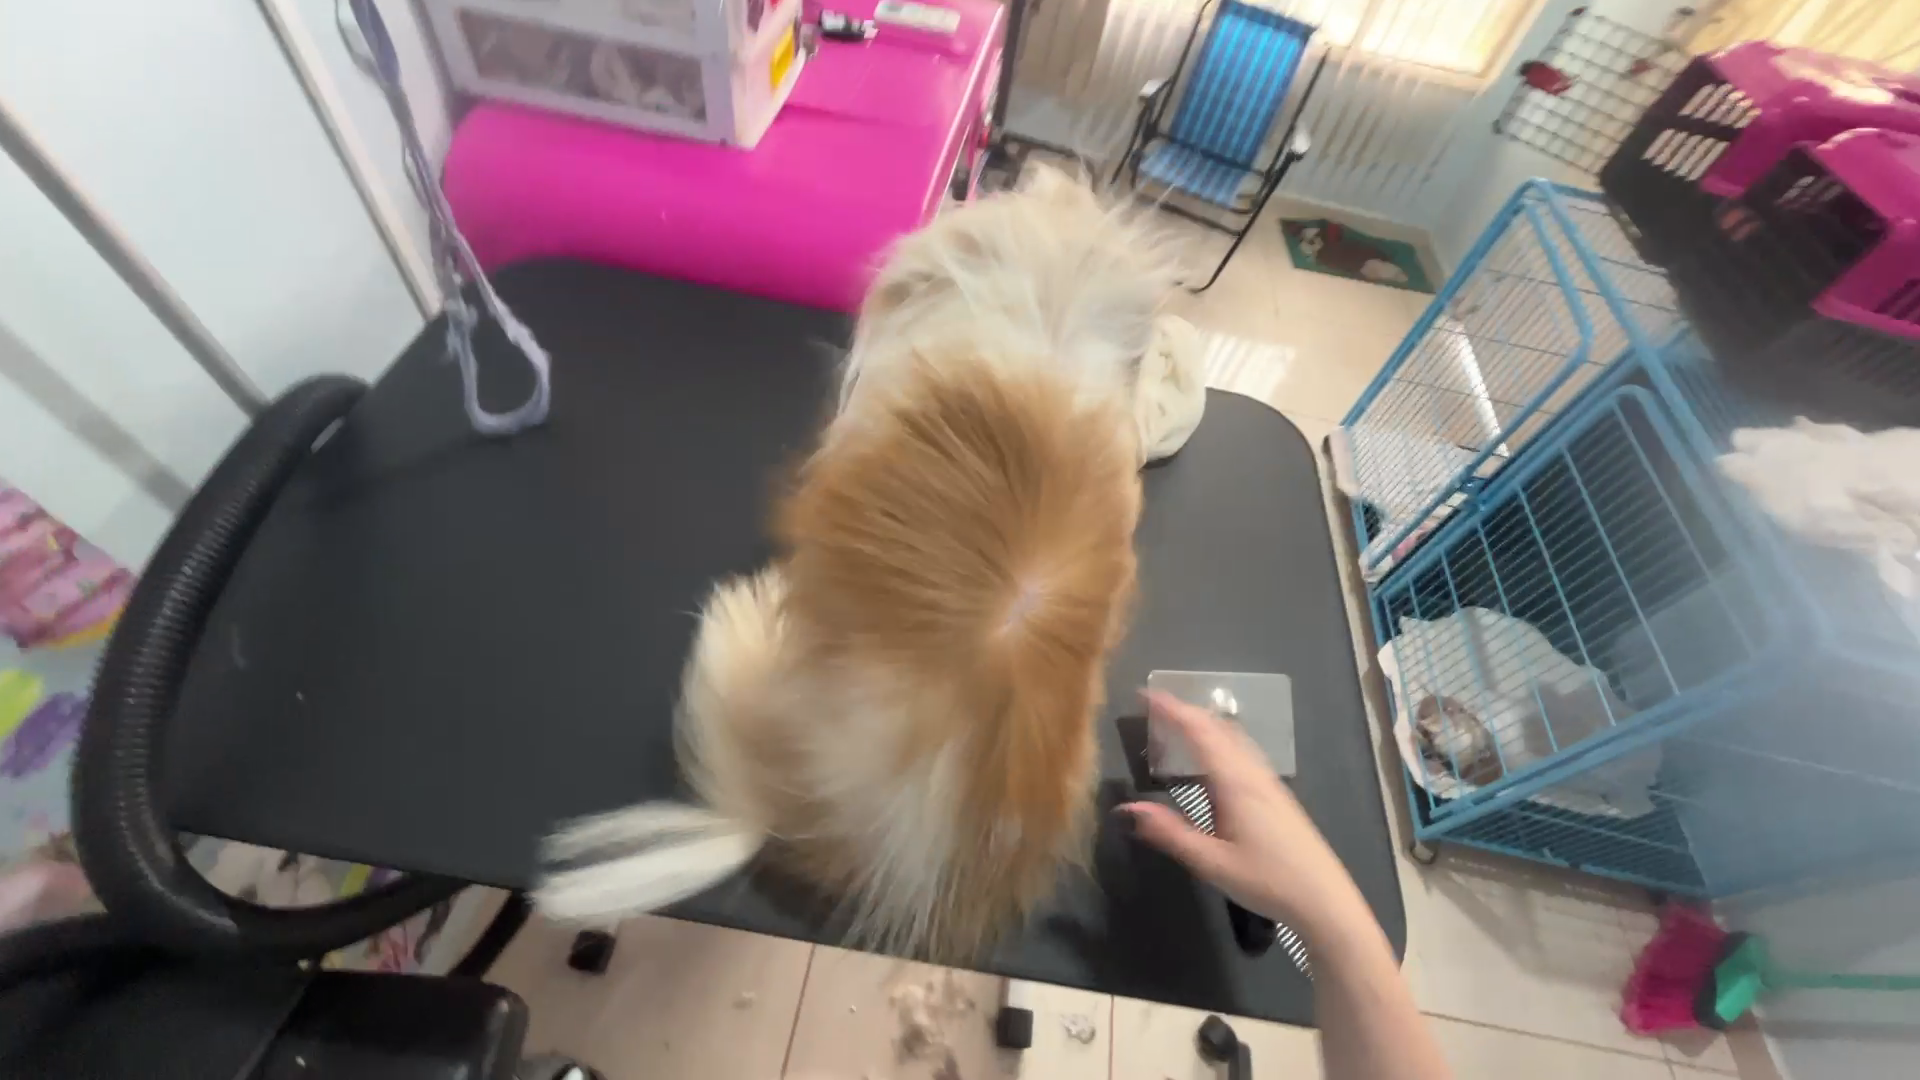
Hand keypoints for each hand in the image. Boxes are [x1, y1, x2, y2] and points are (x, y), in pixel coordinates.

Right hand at [1117, 690, 1366, 929]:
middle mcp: (1252, 772)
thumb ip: (1168, 833)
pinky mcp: (1276, 794)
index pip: (1198, 731)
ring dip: (1203, 722)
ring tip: (1178, 722)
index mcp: (1234, 781)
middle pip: (1217, 727)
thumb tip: (1126, 809)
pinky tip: (1214, 754)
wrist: (1326, 903)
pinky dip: (1219, 737)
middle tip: (1153, 707)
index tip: (1144, 694)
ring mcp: (1268, 781)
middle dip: (1185, 711)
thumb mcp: (1211, 863)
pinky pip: (1242, 749)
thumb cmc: (1267, 881)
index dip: (1171, 709)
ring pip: (1232, 736)